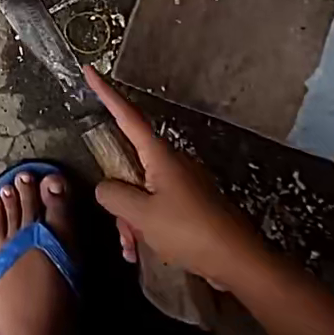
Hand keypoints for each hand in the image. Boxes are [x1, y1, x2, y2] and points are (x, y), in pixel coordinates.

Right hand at [84, 66, 267, 288]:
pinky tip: (143, 250)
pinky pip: (156, 204)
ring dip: (130, 217)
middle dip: (117, 194)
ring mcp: (183, 183)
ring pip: (140, 189)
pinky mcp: (191, 204)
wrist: (243, 264)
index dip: (105, 93)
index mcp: (160, 156)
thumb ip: (113, 195)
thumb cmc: (191, 232)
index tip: (90, 70)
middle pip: (129, 164)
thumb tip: (105, 188)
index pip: (126, 116)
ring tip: (132, 247)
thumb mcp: (141, 215)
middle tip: (119, 226)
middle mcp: (171, 162)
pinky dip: (145, 224)